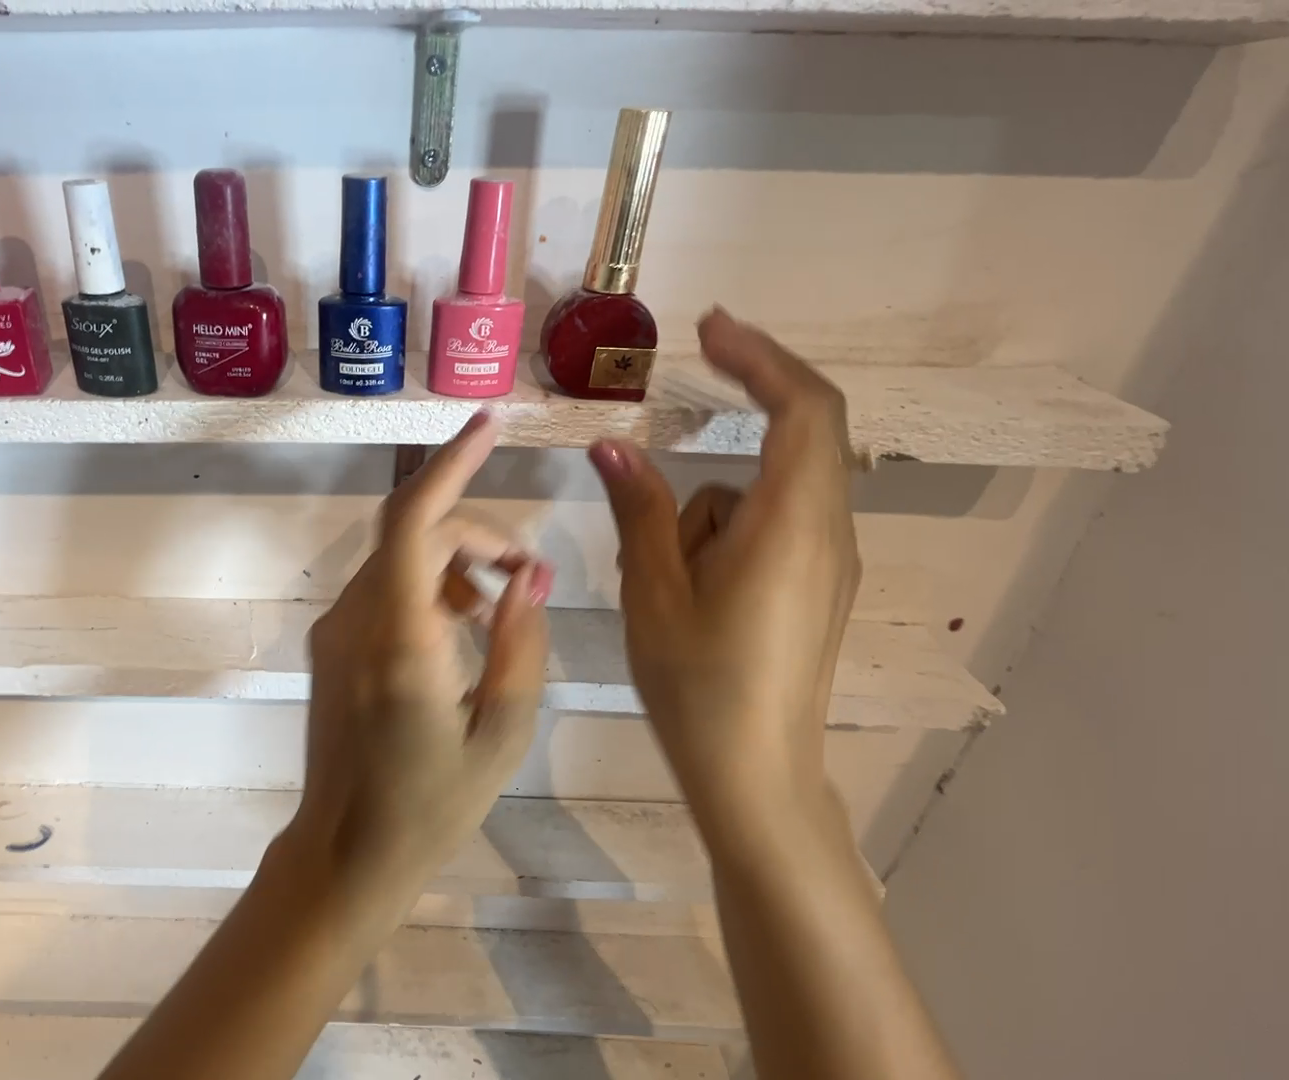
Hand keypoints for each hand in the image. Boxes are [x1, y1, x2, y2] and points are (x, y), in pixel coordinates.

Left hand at [286, 412, 552, 898]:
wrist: (347, 851)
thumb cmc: (432, 806)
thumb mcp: (503, 734)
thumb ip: (520, 645)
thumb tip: (524, 581)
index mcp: (401, 642)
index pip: (414, 522)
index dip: (451, 463)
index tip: (490, 424)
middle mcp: (356, 621)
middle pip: (416, 533)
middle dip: (478, 533)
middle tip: (530, 574)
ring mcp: (335, 630)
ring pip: (401, 559)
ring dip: (456, 563)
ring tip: (504, 608)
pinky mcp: (331, 644)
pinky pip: (385, 588)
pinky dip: (430, 588)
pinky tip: (464, 628)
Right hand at [590, 308, 860, 830]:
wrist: (756, 776)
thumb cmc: (699, 685)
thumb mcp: (653, 592)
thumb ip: (639, 509)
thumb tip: (611, 444)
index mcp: (791, 526)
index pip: (804, 410)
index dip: (763, 358)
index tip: (711, 330)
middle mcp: (826, 533)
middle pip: (803, 437)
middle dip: (750, 398)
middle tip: (693, 373)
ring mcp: (827, 563)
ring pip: (775, 490)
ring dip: (714, 501)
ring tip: (662, 573)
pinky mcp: (815, 588)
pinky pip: (776, 525)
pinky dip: (728, 527)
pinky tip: (687, 588)